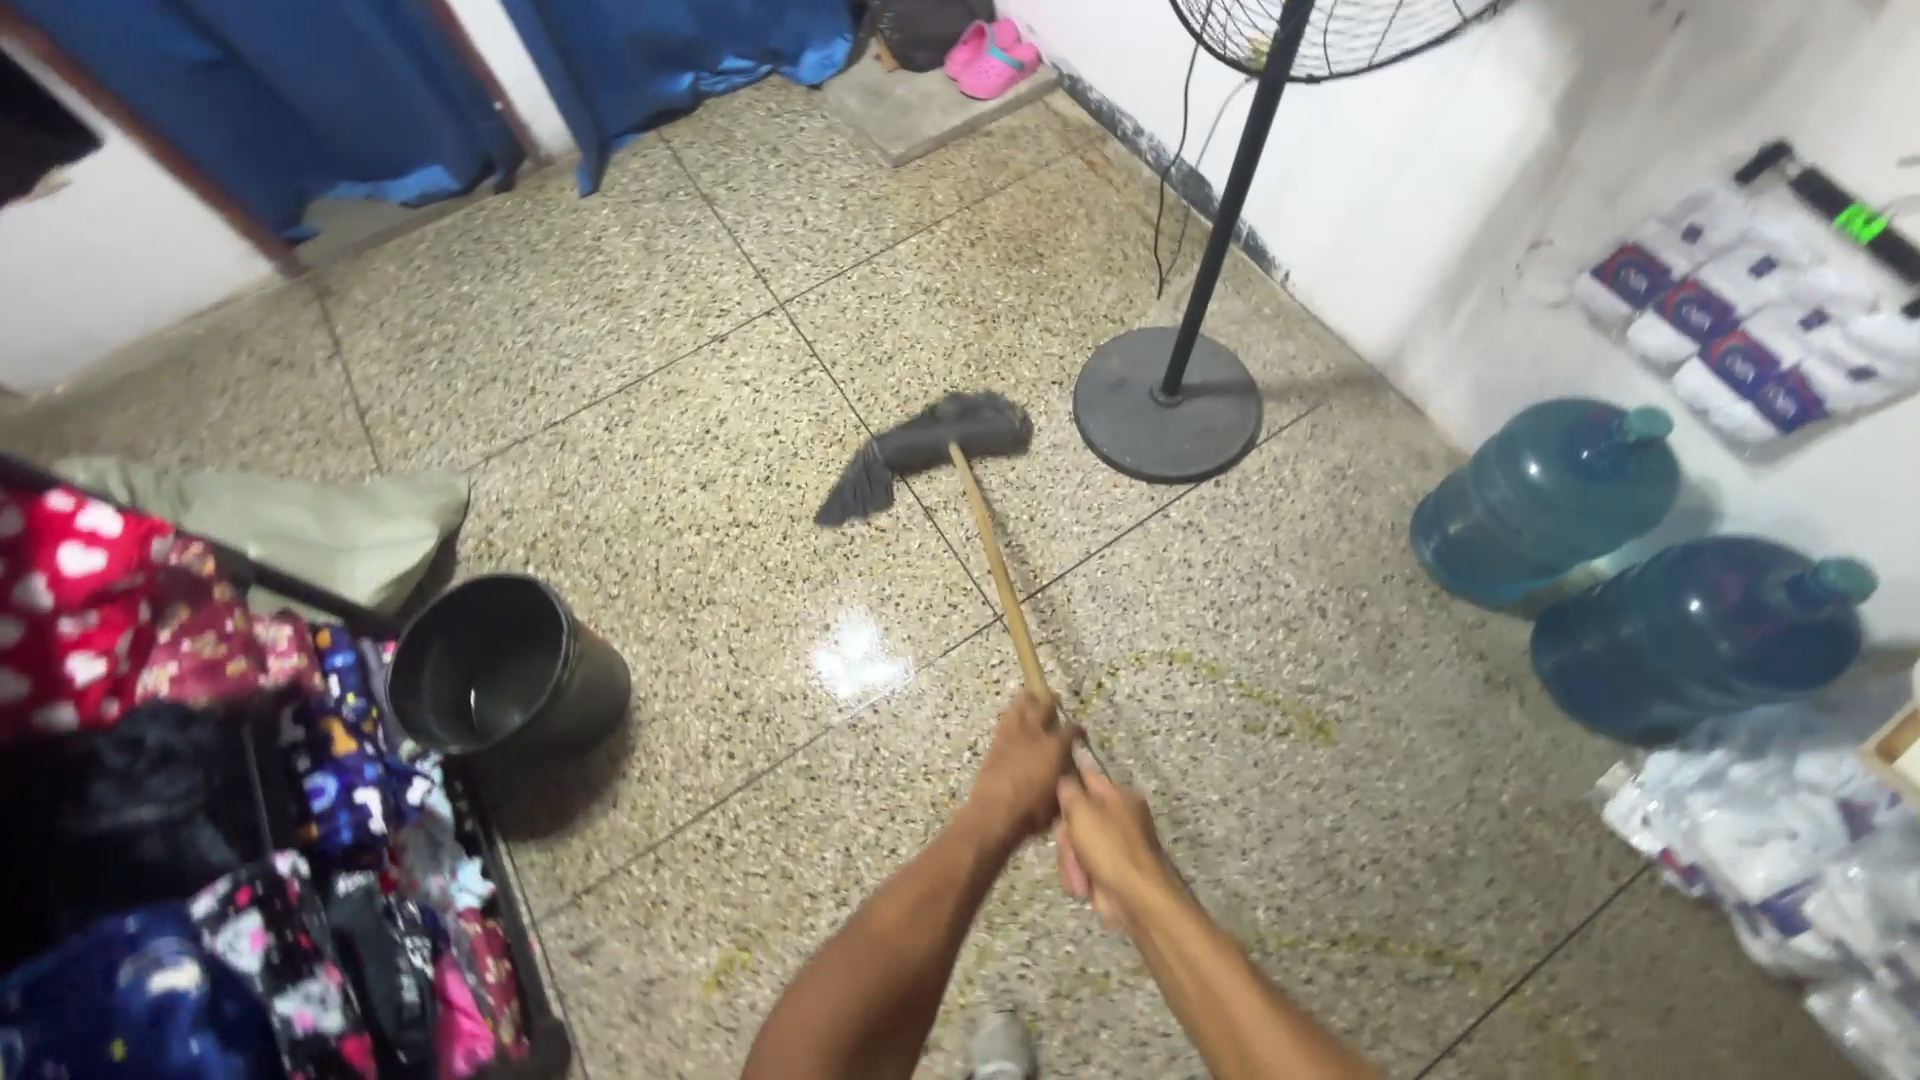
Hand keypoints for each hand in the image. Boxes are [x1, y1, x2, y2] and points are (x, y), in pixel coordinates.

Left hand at [964, 691, 1081, 842]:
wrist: (995, 812)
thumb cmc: (1032, 811)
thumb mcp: (1060, 798)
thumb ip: (1067, 778)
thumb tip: (1070, 770)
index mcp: (1055, 747)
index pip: (1071, 730)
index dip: (1078, 730)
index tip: (1080, 732)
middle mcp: (1035, 734)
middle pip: (1044, 707)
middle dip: (1052, 701)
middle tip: (1055, 698)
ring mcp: (1014, 735)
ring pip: (1021, 706)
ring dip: (1028, 700)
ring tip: (1031, 695)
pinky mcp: (997, 741)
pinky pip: (1005, 719)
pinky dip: (1010, 713)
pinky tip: (1012, 712)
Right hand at [1055, 761, 1173, 931]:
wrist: (1134, 898)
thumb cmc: (1109, 847)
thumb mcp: (1082, 810)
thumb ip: (1069, 788)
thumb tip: (1065, 773)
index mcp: (1119, 796)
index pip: (1086, 777)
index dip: (1066, 784)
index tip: (1049, 794)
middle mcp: (1119, 817)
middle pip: (1076, 815)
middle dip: (1067, 835)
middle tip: (1069, 846)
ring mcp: (1115, 844)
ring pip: (1076, 842)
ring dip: (1071, 860)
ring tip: (1078, 874)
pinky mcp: (1109, 869)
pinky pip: (1082, 864)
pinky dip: (1079, 875)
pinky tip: (1082, 885)